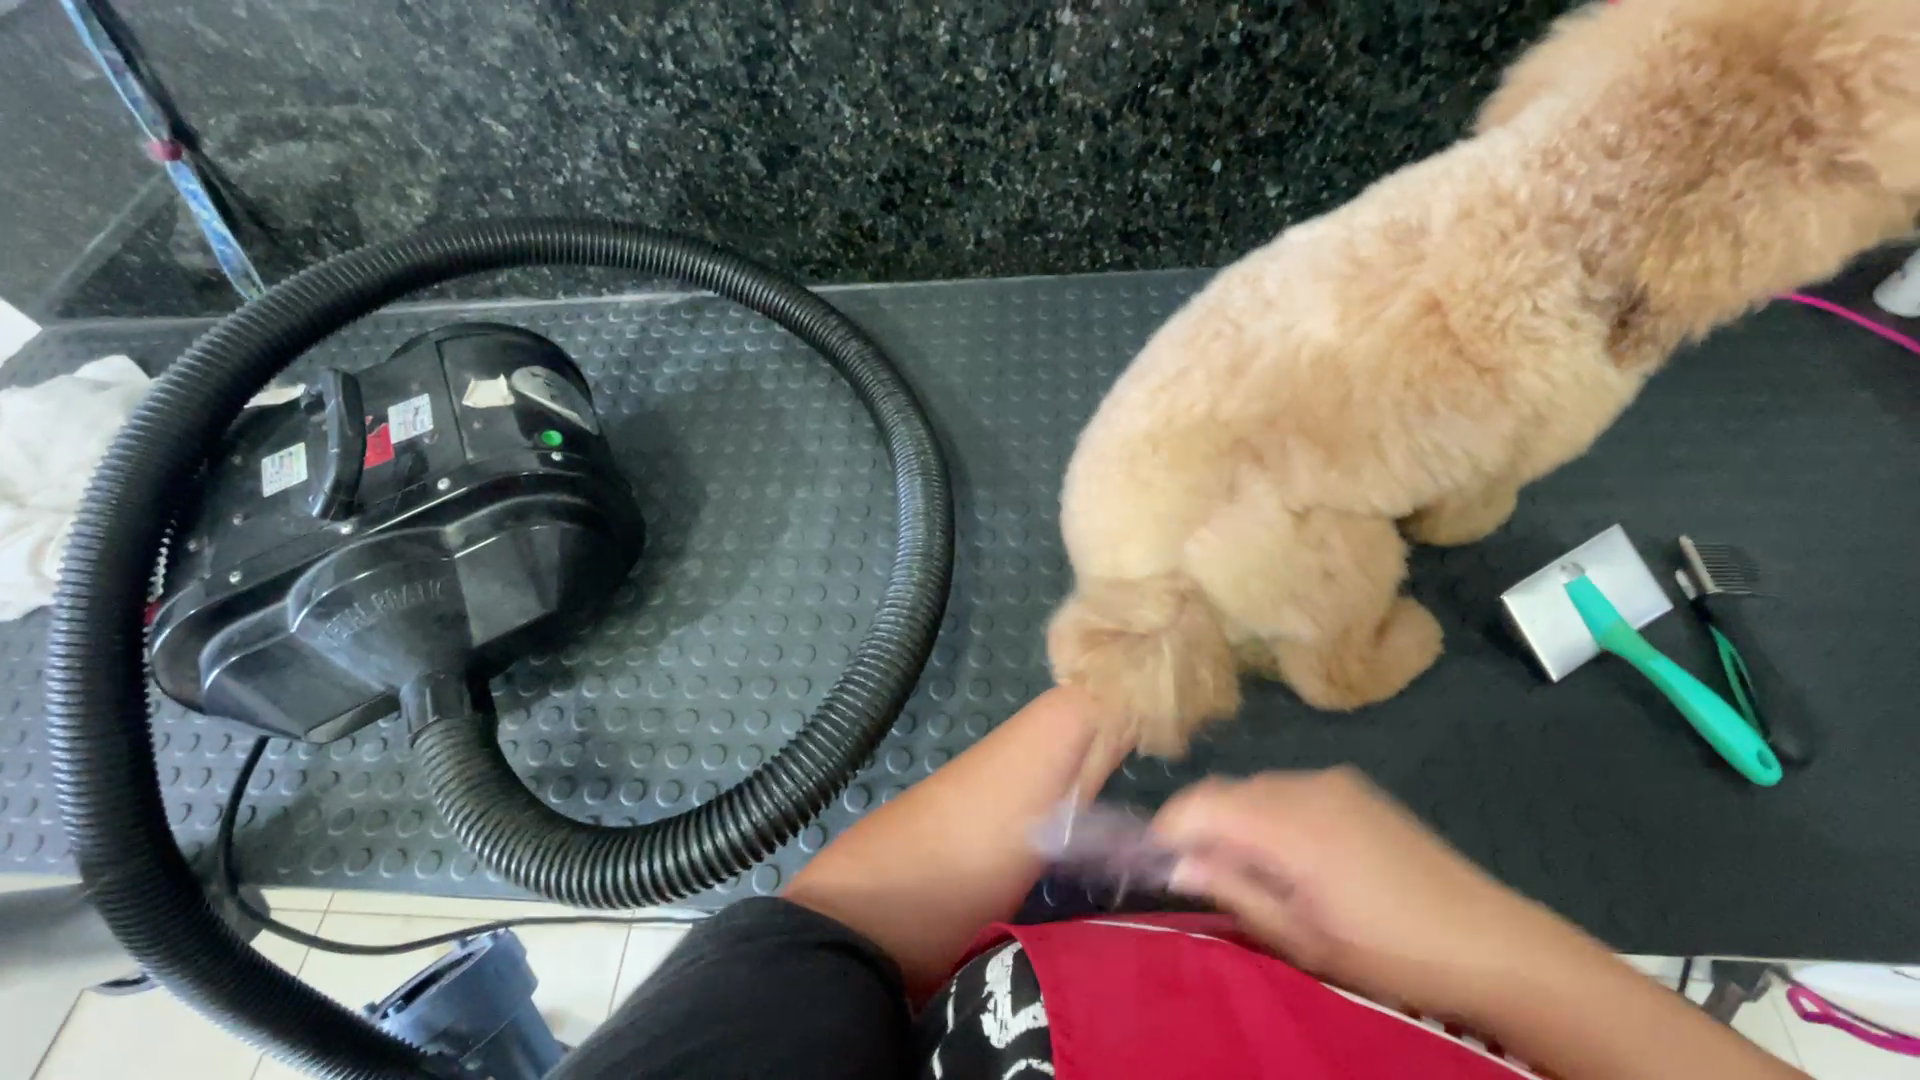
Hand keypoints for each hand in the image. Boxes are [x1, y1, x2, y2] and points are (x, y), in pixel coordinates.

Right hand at [1151, 768, 1595, 1022]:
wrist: (1494, 943)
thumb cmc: (1389, 952)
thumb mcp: (1301, 937)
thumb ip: (1234, 889)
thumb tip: (1178, 864)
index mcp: (1287, 824)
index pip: (1198, 803)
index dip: (1168, 829)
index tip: (1159, 864)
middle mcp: (1303, 785)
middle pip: (1224, 790)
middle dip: (1201, 826)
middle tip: (1203, 876)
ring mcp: (1332, 781)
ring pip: (1255, 788)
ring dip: (1237, 819)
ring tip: (1252, 872)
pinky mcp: (1354, 787)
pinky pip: (1289, 789)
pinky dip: (1270, 813)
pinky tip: (1294, 856)